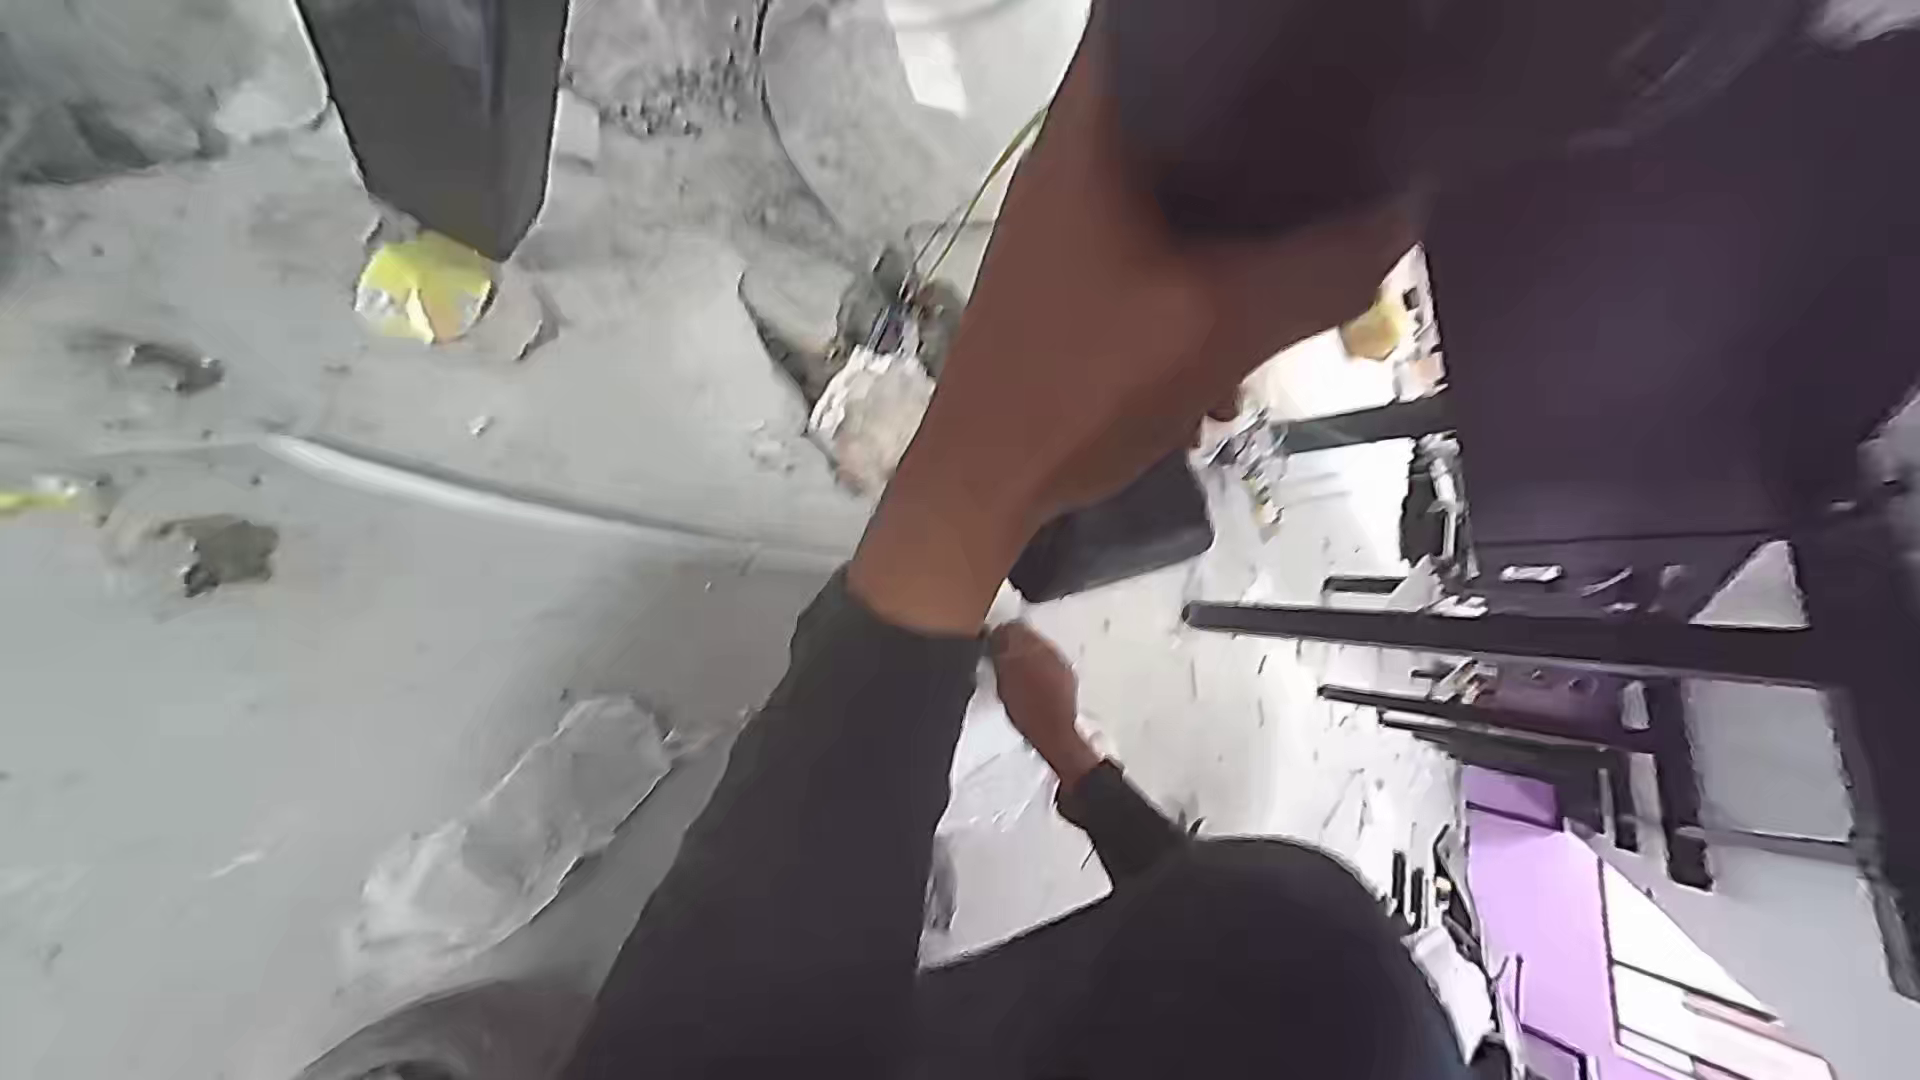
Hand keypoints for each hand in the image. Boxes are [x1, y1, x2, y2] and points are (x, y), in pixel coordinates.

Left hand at [850, 21, 1416, 633]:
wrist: (984, 481)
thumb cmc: (1082, 392)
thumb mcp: (1217, 328)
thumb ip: (1322, 268)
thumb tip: (1407, 210)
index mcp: (1089, 138)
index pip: (1170, 25)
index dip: (1246, 29)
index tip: (1320, 53)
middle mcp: (1063, 168)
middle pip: (1181, 112)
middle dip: (1260, 146)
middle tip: (1327, 168)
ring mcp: (1054, 234)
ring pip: (1164, 200)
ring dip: (1226, 241)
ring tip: (1284, 279)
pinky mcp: (1055, 289)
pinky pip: (1138, 261)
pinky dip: (1184, 290)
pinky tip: (1219, 346)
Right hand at [989, 622, 1100, 787]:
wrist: (1053, 732)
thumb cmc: (1027, 713)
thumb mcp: (1003, 685)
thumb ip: (1000, 660)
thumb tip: (995, 645)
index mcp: (1026, 651)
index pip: (1011, 627)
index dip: (999, 632)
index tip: (993, 638)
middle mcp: (1045, 650)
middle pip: (1026, 632)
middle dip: (1014, 639)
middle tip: (1002, 650)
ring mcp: (1058, 660)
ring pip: (1039, 644)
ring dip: (1028, 650)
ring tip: (1017, 665)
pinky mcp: (1066, 671)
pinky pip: (1050, 658)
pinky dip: (1041, 662)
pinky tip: (1034, 675)